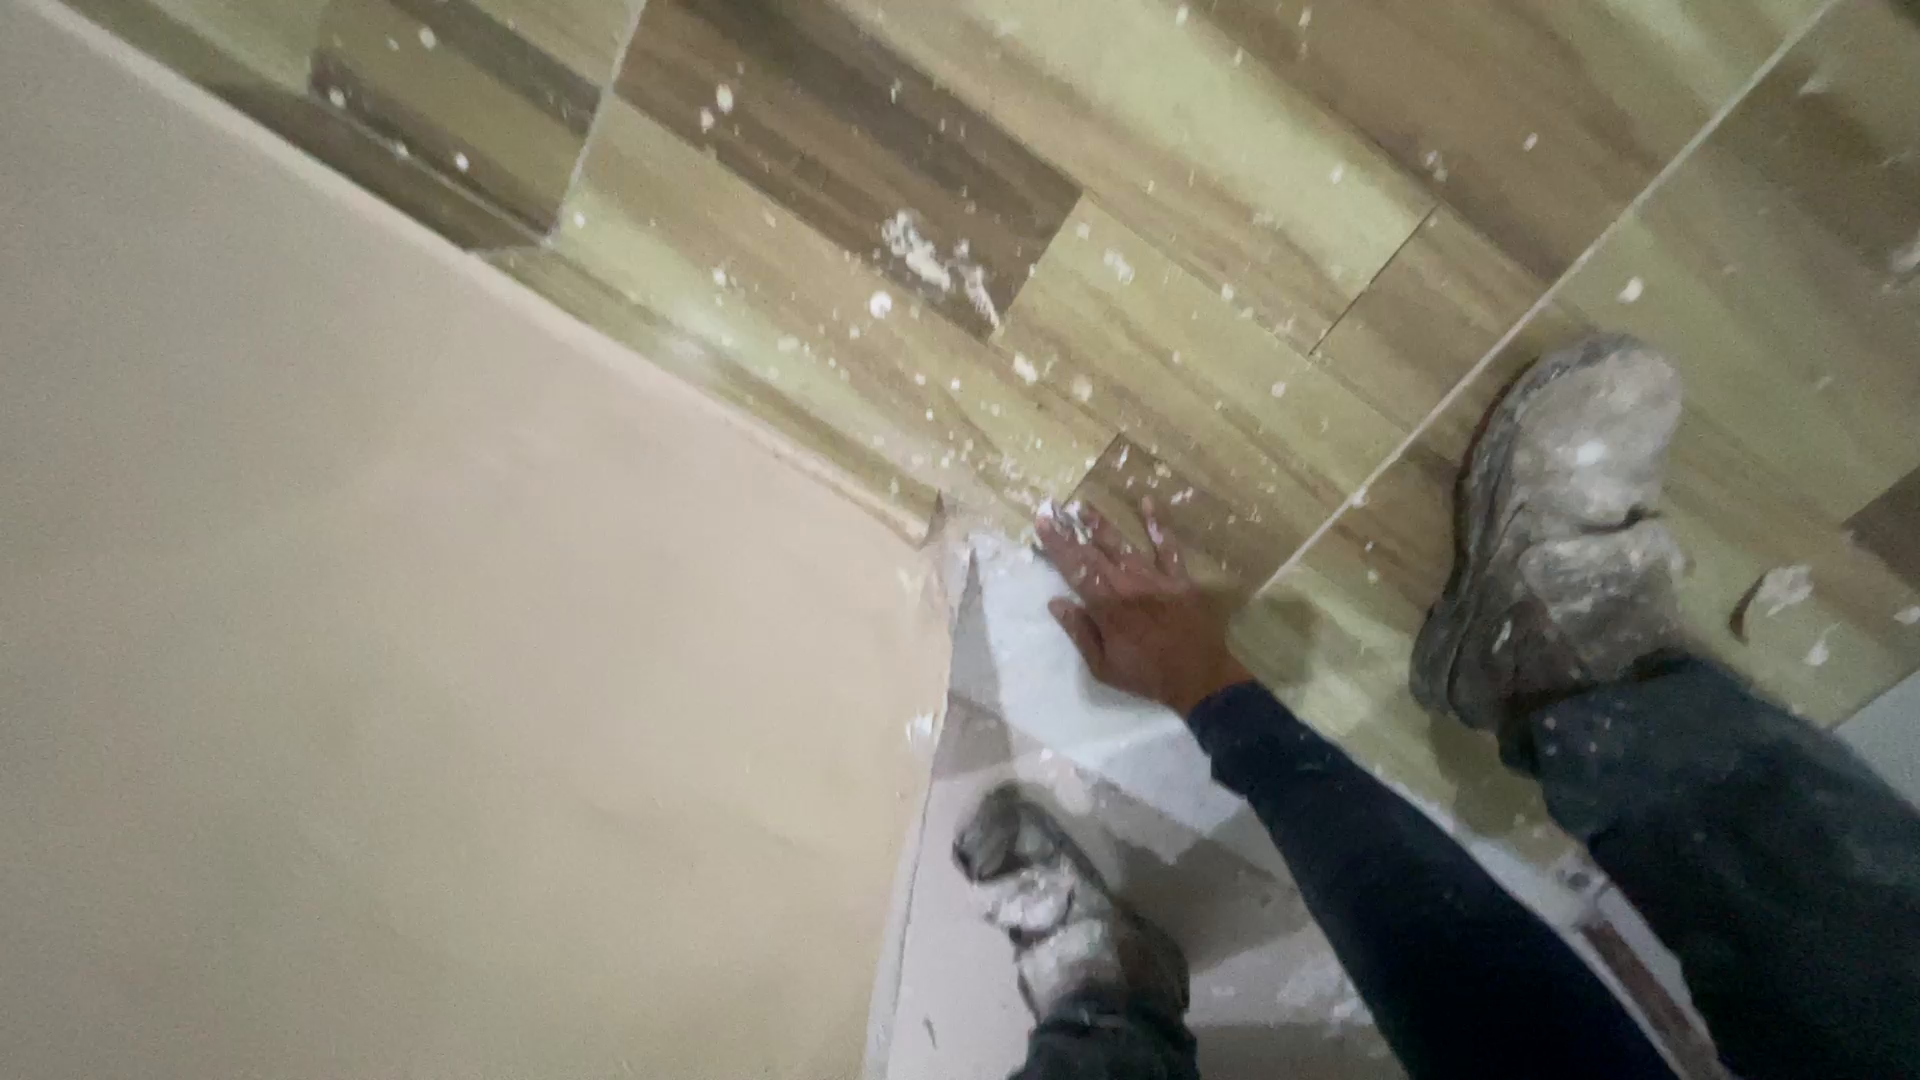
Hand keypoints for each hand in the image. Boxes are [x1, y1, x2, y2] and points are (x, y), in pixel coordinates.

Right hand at [1036, 497, 1253, 716]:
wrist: (1200, 678)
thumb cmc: (1146, 675)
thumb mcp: (1103, 666)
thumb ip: (1079, 632)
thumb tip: (1056, 603)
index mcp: (1107, 607)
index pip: (1075, 570)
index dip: (1057, 545)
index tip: (1043, 523)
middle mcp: (1128, 585)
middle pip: (1094, 553)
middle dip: (1071, 531)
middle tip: (1054, 508)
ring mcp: (1155, 578)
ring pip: (1124, 545)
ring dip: (1103, 524)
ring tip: (1085, 505)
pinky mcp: (1179, 578)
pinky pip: (1168, 548)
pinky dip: (1158, 525)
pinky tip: (1147, 502)